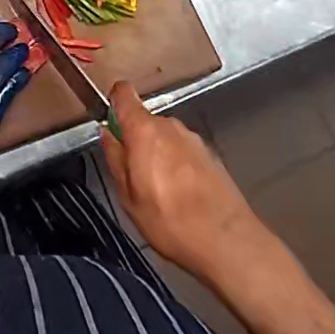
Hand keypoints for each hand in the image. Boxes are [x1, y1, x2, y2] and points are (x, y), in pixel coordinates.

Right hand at [101, 81, 273, 282]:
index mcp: (144, 130)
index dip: (114, 102)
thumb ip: (115, 158)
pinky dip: (178, 166)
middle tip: (133, 176)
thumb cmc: (172, 222)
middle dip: (136, 142)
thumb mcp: (128, 197)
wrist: (226, 240)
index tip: (111, 124)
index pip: (123, 93)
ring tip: (159, 193)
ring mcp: (192, 138)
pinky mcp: (209, 153)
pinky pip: (183, 151)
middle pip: (144, 121)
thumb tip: (108, 136)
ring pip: (164, 138)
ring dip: (158, 156)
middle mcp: (170, 126)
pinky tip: (181, 196)